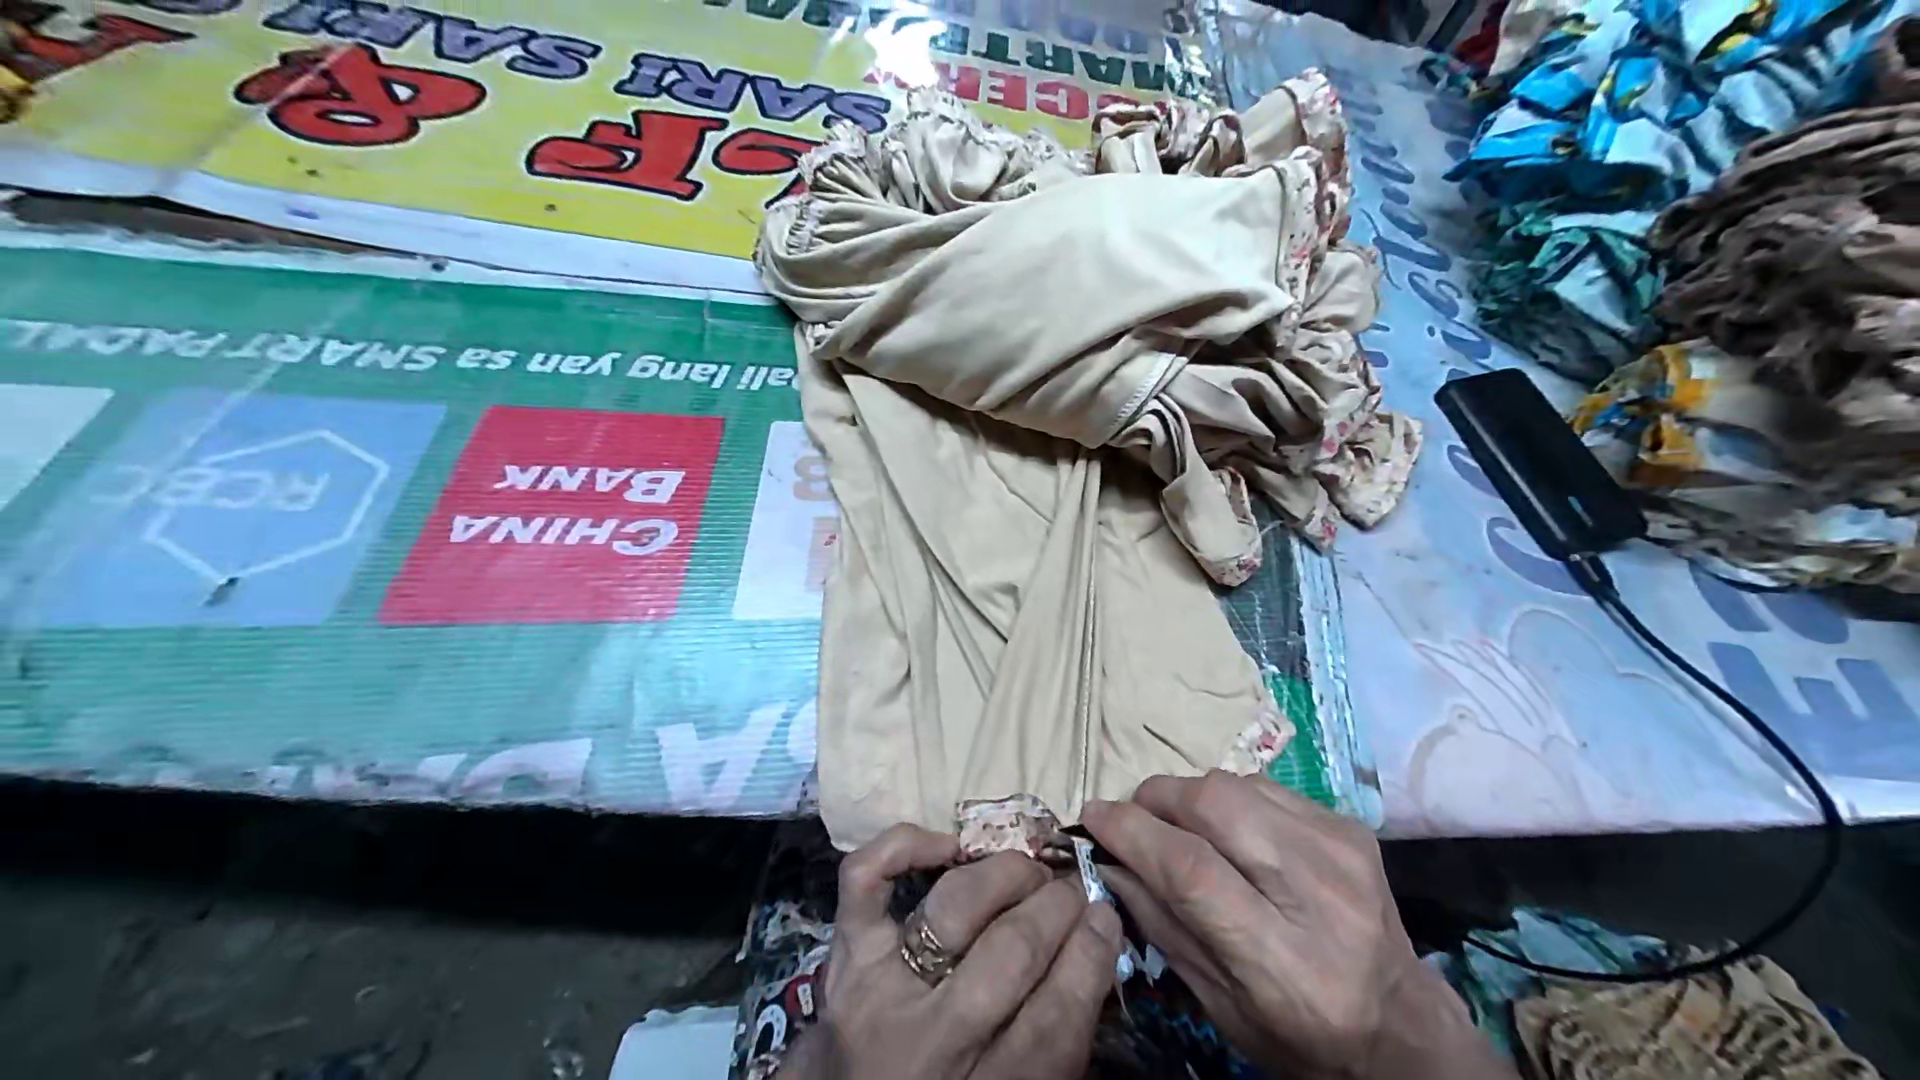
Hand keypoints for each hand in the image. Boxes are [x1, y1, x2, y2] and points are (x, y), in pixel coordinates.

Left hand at [779, 824, 1122, 1079]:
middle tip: (1072, 886)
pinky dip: (906, 847)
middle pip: (1010, 952)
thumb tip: (1095, 932)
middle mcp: (930, 1044)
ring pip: (954, 905)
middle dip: (1055, 905)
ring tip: (1028, 869)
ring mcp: (879, 990)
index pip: (1054, 1022)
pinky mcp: (844, 953)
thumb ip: (1055, 1026)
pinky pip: (866, 880)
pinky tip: (948, 845)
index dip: (1089, 956)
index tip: (1104, 914)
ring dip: (1005, 874)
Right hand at [1081, 772, 1513, 1079]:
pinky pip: (1262, 785)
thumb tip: (1106, 855)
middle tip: (1134, 815)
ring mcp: (1342, 852)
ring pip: (1235, 783)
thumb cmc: (1297, 1031)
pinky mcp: (1350, 827)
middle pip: (1216, 805)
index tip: (1093, 815)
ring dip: (1188, 794)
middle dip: (1156, 798)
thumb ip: (1157, 921)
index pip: (1191, 870)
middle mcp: (1322, 897)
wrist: (1401, 1028)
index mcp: (1285, 964)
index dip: (1131, 831)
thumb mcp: (1216, 1001)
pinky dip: (1227, 797)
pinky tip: (1226, 827)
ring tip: (1176, 821)